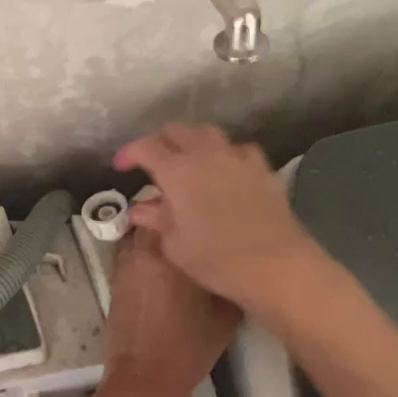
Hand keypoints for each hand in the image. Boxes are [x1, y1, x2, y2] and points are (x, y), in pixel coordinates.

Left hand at [101, 227, 240, 396]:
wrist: (145, 376)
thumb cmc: (189, 348)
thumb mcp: (226, 316)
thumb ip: (228, 280)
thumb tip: (232, 261)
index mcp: (178, 253)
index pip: (184, 213)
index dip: (197, 209)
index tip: (209, 211)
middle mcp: (149, 248)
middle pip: (157, 214)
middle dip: (172, 213)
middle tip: (192, 221)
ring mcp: (128, 260)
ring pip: (141, 228)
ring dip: (155, 227)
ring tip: (175, 236)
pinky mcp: (115, 273)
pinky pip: (130, 246)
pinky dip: (142, 245)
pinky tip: (158, 258)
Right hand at [114, 122, 328, 311]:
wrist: (277, 265)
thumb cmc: (217, 260)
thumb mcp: (176, 245)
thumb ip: (156, 220)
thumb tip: (140, 210)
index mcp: (177, 172)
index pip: (146, 148)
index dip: (129, 153)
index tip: (121, 166)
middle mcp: (205, 155)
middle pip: (176, 131)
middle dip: (158, 141)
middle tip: (150, 161)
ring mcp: (237, 158)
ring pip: (208, 133)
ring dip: (192, 141)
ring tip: (187, 159)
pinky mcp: (262, 169)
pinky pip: (239, 149)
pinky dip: (226, 154)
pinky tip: (226, 169)